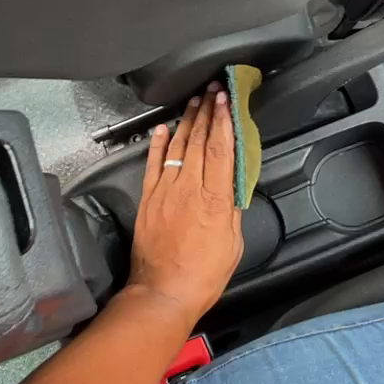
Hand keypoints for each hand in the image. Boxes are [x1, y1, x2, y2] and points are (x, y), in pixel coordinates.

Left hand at [126, 85, 244, 323]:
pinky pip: (154, 164)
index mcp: (215, 199)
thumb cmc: (203, 274)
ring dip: (188, 121)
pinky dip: (159, 144)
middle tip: (213, 90)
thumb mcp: (233, 241)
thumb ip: (232, 208)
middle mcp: (190, 188)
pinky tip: (164, 128)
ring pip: (179, 147)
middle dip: (208, 112)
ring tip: (195, 101)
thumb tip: (233, 186)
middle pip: (200, 140)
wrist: (163, 293)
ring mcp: (166, 191)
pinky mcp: (149, 199)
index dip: (224, 121)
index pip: (222, 149)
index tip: (226, 100)